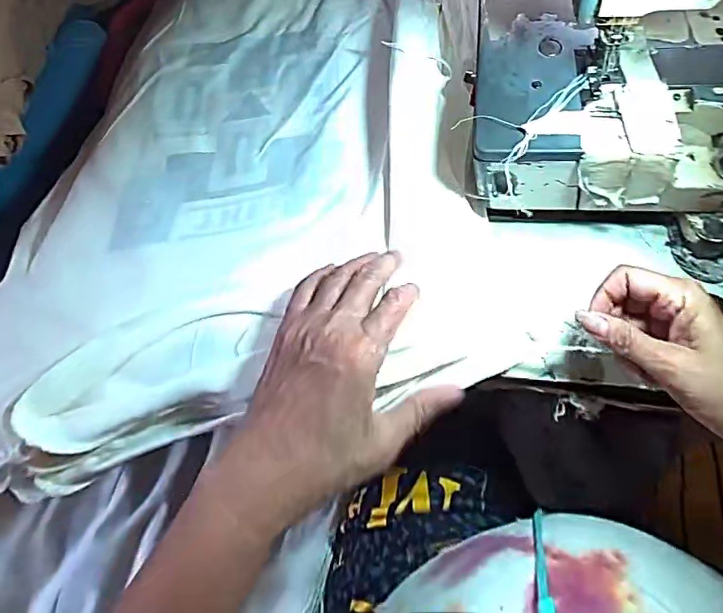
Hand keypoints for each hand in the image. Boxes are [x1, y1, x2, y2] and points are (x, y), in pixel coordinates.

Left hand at [214, 252, 463, 529]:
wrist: (266, 466)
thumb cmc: (326, 458)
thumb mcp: (382, 440)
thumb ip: (420, 409)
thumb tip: (456, 391)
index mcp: (362, 354)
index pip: (390, 309)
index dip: (405, 294)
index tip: (413, 288)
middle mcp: (334, 330)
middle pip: (362, 284)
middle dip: (382, 266)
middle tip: (395, 257)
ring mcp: (305, 327)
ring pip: (333, 281)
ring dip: (353, 265)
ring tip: (368, 257)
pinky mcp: (285, 332)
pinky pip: (303, 290)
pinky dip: (318, 274)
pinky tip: (328, 270)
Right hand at [575, 265, 722, 450]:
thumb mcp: (669, 365)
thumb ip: (624, 339)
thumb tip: (586, 318)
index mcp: (681, 294)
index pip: (625, 277)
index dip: (604, 298)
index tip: (594, 327)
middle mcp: (676, 300)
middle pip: (624, 298)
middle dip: (616, 328)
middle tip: (624, 356)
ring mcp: (673, 320)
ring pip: (628, 320)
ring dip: (626, 347)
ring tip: (645, 371)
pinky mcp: (672, 338)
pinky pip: (638, 337)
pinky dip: (636, 357)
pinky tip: (650, 375)